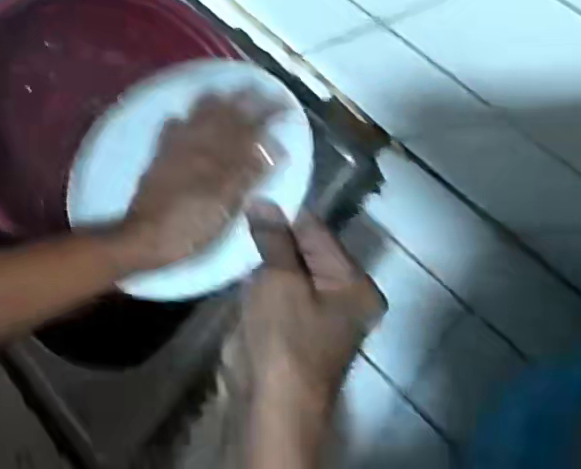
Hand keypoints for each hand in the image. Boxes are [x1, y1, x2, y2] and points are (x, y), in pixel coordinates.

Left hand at [113, 94, 282, 270]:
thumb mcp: (228, 207)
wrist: (147, 234)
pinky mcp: (160, 154)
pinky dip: (185, 117)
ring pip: (198, 115)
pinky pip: (174, 126)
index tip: (282, 102)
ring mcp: (175, 147)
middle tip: (259, 88)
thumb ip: (248, 175)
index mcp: (217, 159)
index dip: (266, 113)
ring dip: (216, 102)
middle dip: (243, 100)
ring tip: (229, 92)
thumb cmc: (191, 228)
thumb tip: (271, 147)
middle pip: (223, 115)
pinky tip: (186, 115)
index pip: (247, 128)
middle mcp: (195, 145)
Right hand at [242, 205, 385, 417]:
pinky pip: (270, 278)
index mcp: (354, 284)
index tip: (251, 181)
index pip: (316, 229)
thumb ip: (273, 236)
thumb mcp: (280, 278)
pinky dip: (252, 264)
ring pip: (282, 261)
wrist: (271, 398)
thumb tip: (263, 198)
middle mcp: (340, 292)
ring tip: (226, 212)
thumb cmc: (286, 336)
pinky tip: (228, 244)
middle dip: (269, 224)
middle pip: (301, 244)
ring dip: (258, 244)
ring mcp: (312, 306)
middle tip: (233, 194)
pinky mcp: (285, 316)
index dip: (283, 207)